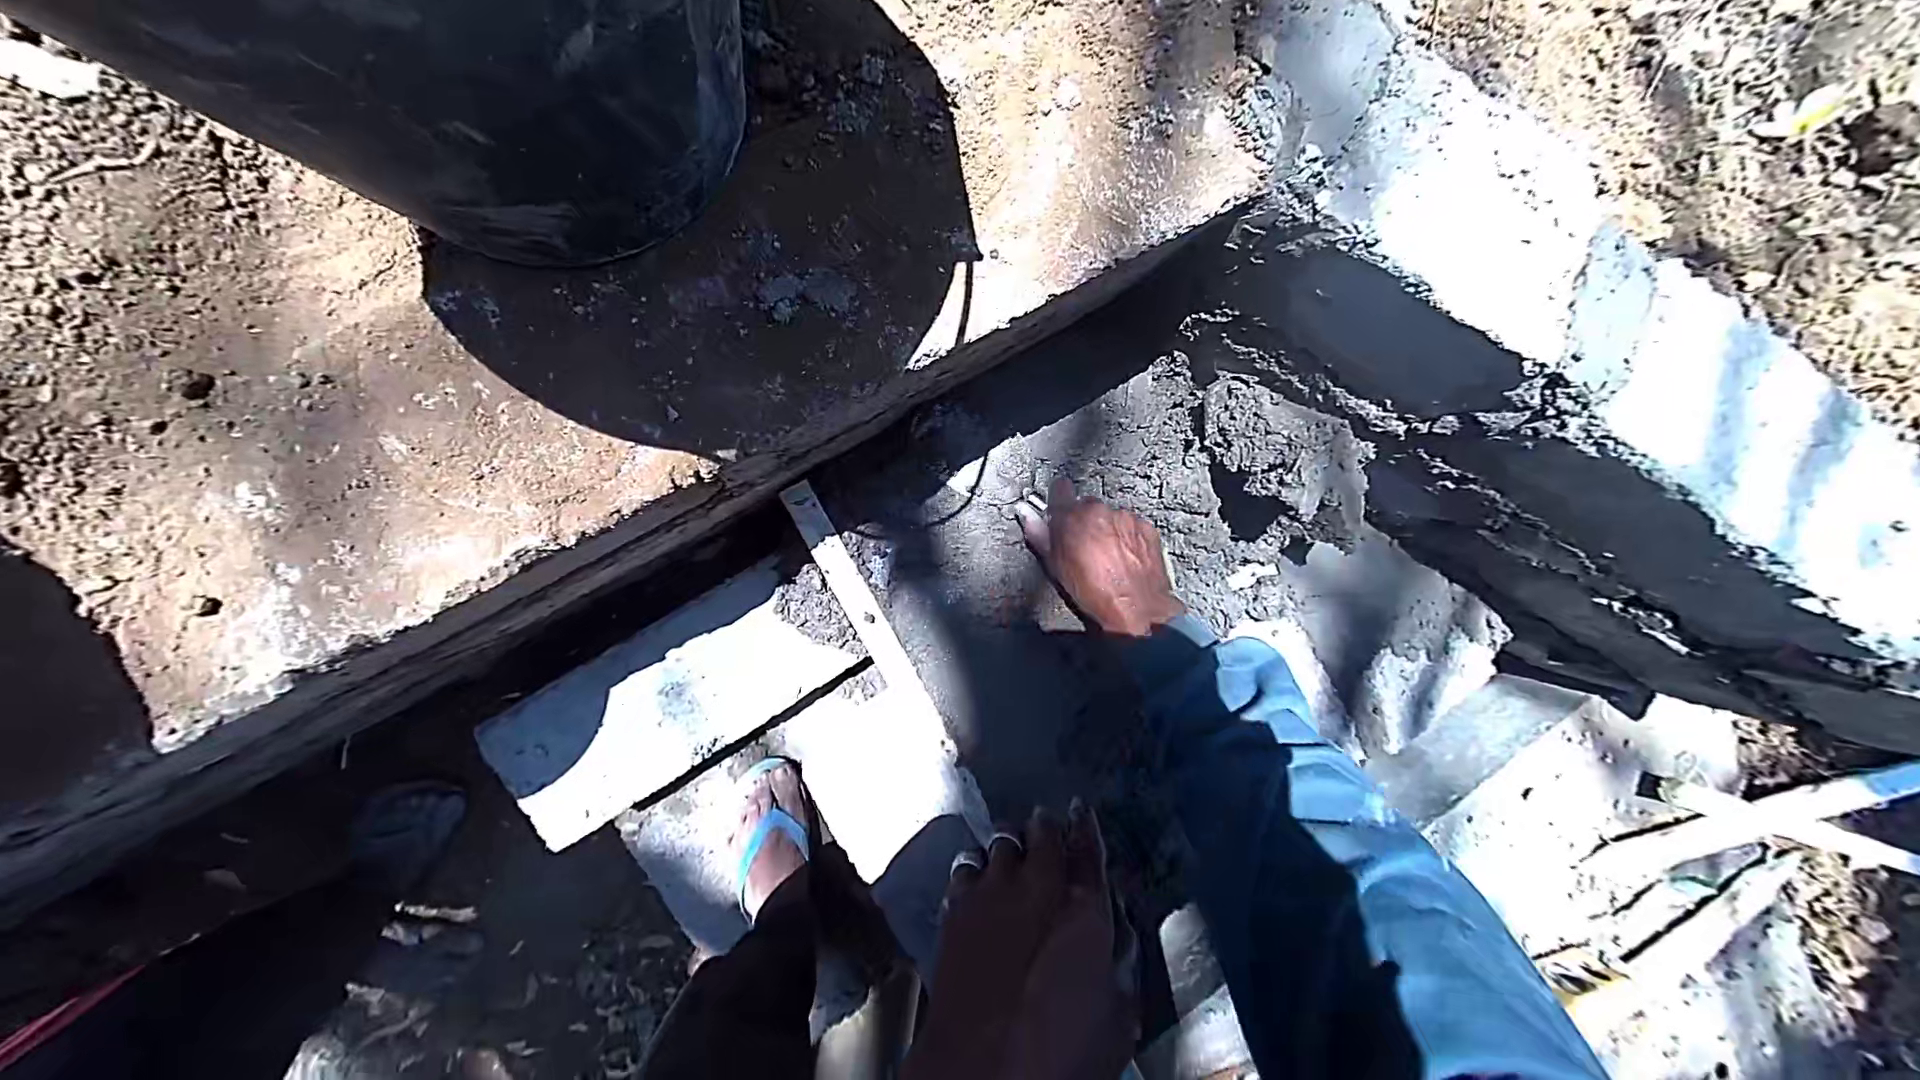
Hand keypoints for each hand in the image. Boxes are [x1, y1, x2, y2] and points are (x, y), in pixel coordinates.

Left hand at [902, 805, 1137, 1079]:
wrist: (981, 1067)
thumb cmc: (1062, 1051)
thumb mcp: (1118, 1015)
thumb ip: (1121, 958)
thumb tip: (1116, 926)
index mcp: (1085, 906)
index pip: (1089, 847)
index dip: (1084, 823)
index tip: (1079, 810)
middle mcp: (1038, 883)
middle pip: (1042, 830)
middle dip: (1046, 825)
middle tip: (1046, 826)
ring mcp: (993, 889)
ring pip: (1002, 840)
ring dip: (1011, 842)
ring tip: (1013, 851)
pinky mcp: (957, 905)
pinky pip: (967, 865)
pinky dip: (977, 866)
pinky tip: (979, 879)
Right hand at [1016, 477, 1185, 637]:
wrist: (1136, 609)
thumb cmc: (1096, 594)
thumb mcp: (1056, 567)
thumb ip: (1040, 535)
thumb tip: (1027, 516)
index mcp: (1072, 517)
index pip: (1060, 489)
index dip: (1058, 499)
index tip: (1058, 509)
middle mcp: (1099, 511)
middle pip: (1086, 506)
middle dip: (1083, 522)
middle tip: (1082, 548)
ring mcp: (1125, 518)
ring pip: (1109, 517)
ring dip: (1106, 530)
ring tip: (1106, 558)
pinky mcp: (1145, 527)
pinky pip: (1130, 526)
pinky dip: (1126, 538)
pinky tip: (1123, 559)